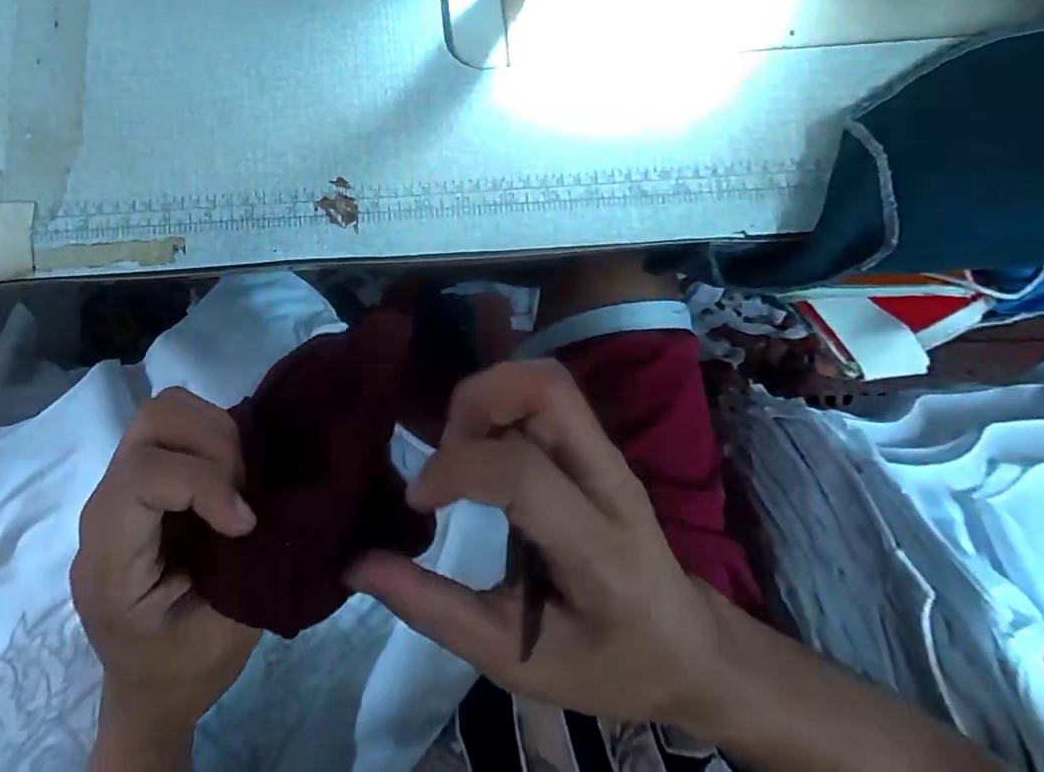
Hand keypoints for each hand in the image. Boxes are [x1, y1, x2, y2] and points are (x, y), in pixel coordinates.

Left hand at [72, 389, 261, 754]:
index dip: (204, 483)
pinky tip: (230, 473)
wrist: (148, 687)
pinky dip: (213, 432)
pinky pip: (176, 424)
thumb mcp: (225, 635)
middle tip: (243, 490)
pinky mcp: (141, 477)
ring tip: (239, 480)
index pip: (141, 477)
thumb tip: (272, 504)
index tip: (244, 524)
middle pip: (151, 422)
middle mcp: (104, 511)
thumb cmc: (183, 669)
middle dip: (213, 443)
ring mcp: (118, 488)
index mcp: (110, 562)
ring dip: (215, 432)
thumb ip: (247, 565)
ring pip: (164, 410)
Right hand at [345, 360, 727, 729]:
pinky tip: (480, 446)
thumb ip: (434, 609)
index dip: (456, 469)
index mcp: (600, 550)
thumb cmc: (605, 663)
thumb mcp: (514, 660)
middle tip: (444, 450)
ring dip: (486, 396)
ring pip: (547, 379)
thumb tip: (357, 563)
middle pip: (547, 388)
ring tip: (459, 449)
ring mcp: (610, 455)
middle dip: (476, 399)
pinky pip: (546, 394)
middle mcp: (612, 481)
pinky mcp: (600, 444)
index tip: (419, 499)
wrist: (687, 646)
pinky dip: (500, 401)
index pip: (524, 472)